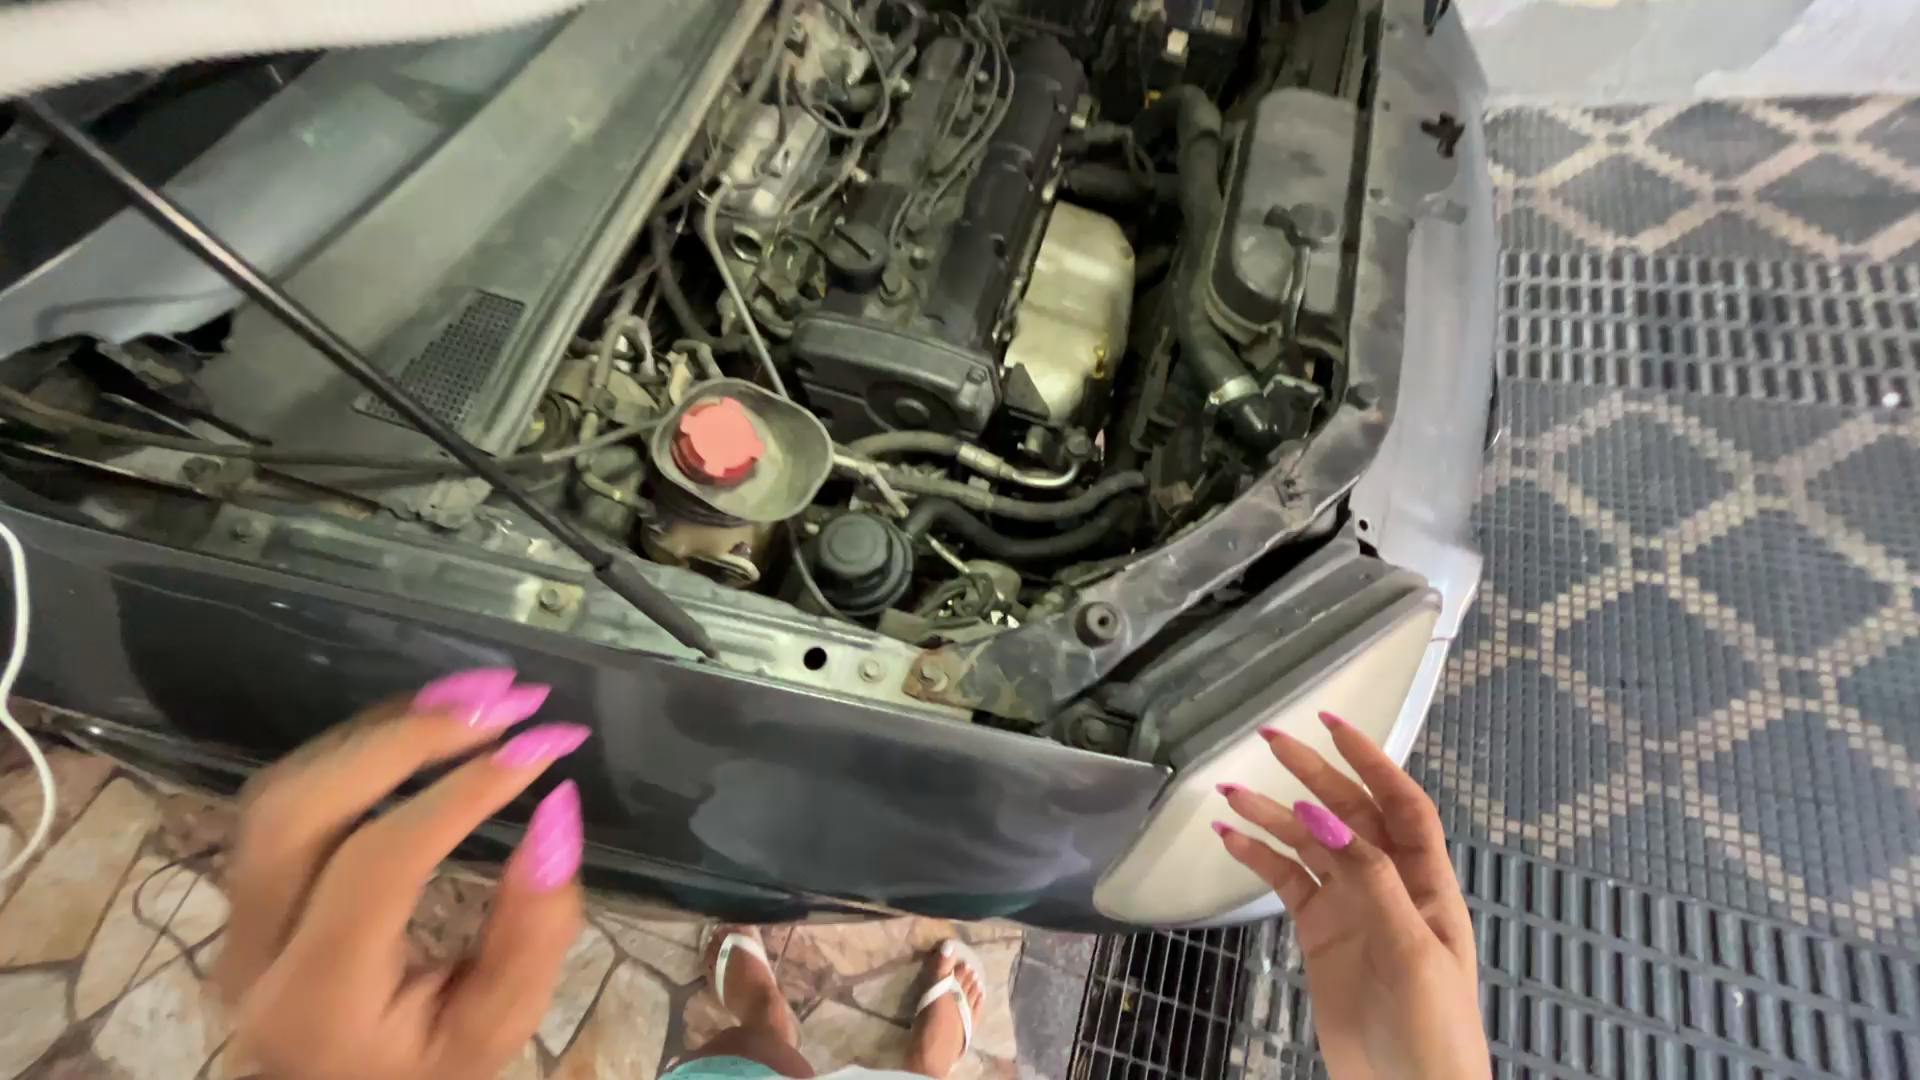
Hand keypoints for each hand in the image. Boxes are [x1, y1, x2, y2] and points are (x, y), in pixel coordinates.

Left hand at [213, 668, 589, 1079]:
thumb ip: (536, 927)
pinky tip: (442, 713)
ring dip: (391, 723)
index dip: (468, 791)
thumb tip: (557, 807)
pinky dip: (373, 733)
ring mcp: (241, 912)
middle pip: (302, 808)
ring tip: (487, 692)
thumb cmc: (437, 1059)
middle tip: (514, 700)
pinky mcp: (257, 882)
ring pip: (286, 785)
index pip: (382, 863)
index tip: (552, 742)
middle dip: (414, 735)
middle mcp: (255, 949)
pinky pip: (296, 783)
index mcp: (317, 998)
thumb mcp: (505, 1020)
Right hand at [1214, 712, 1488, 1079]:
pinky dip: (1257, 855)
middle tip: (1268, 739)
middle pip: (1346, 813)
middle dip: (1311, 773)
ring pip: (1306, 842)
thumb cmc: (1432, 1030)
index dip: (1372, 762)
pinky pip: (1283, 878)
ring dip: (1271, 815)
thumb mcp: (1413, 951)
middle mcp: (1385, 882)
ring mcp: (1347, 904)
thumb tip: (1322, 814)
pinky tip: (1229, 838)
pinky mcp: (1317, 928)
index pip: (1402, 805)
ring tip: (1230, 794)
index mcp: (1424, 883)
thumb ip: (1370, 878)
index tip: (1332, 727)